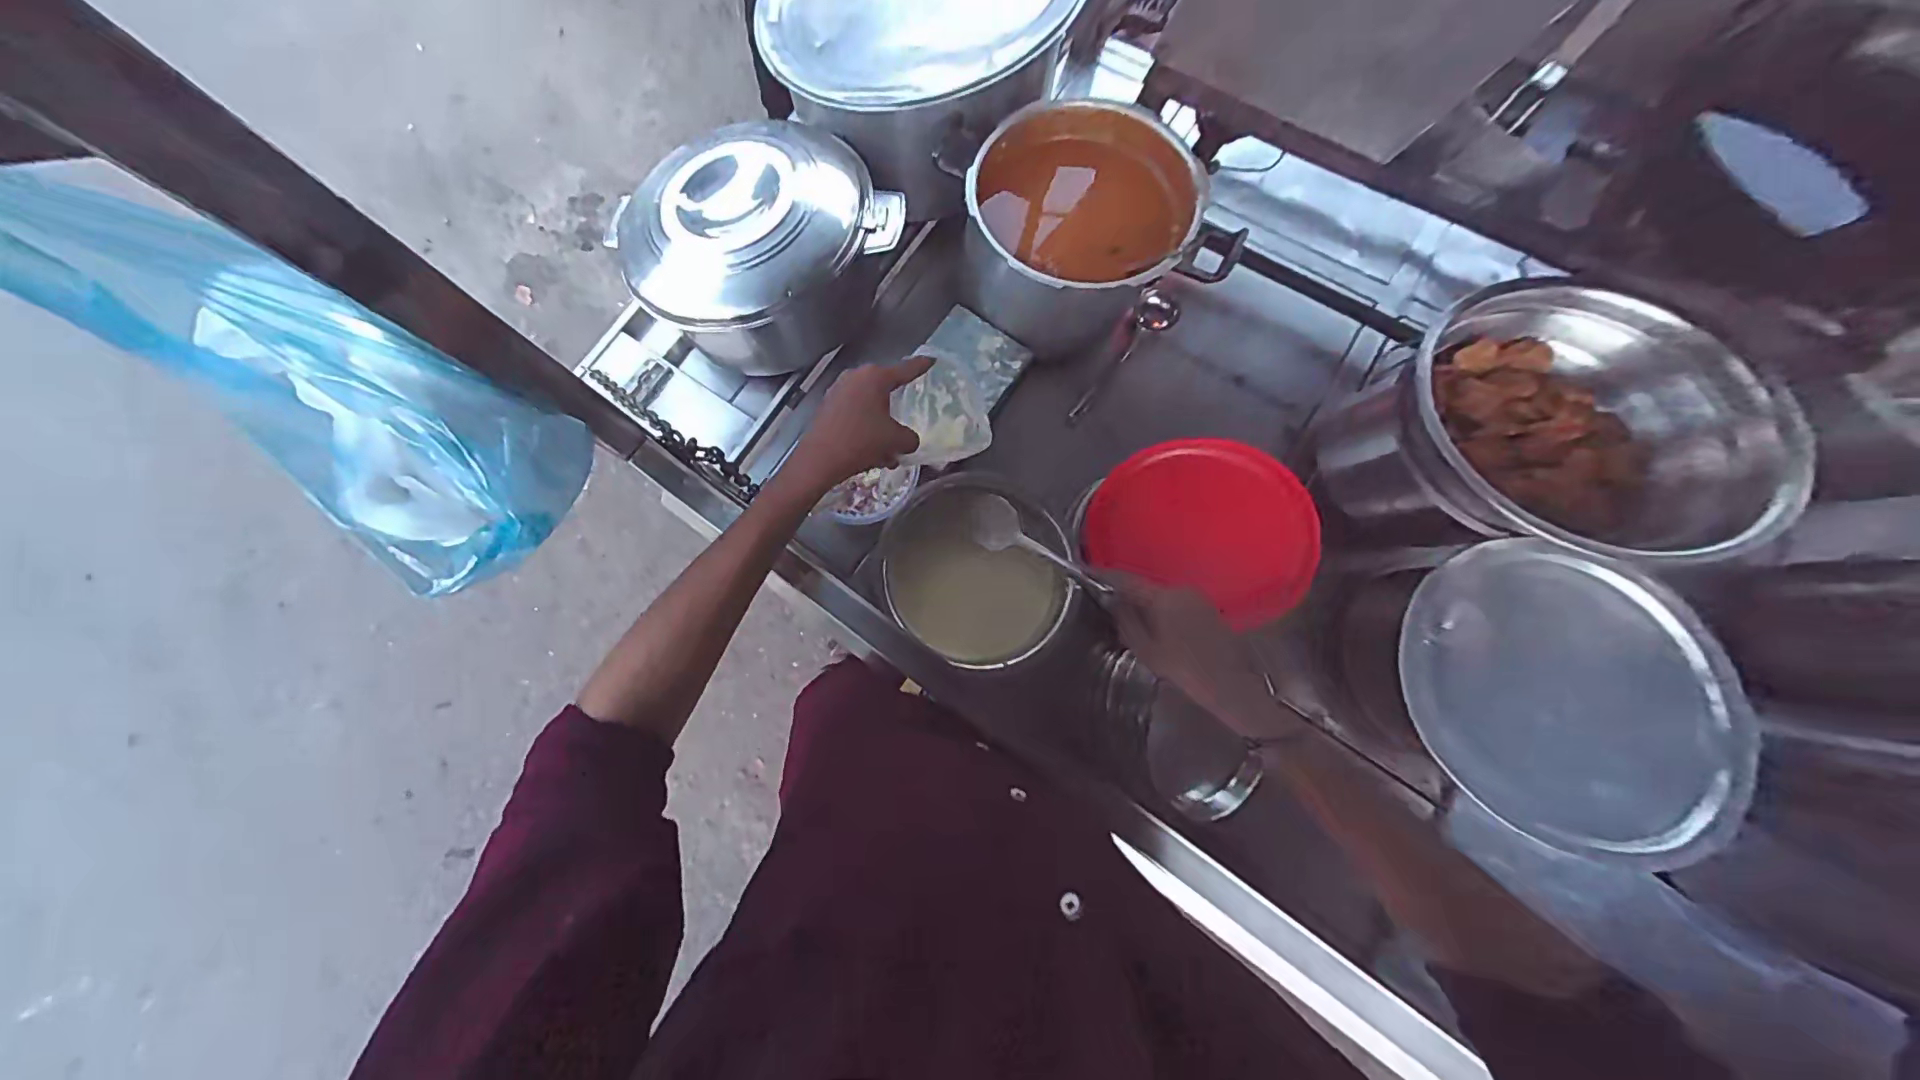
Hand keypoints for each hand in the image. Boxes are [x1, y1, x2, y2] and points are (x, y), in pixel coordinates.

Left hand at [782, 355, 932, 494]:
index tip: (931, 360)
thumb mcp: (896, 441)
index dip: (921, 366)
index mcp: (875, 378)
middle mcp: (855, 377)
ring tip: (888, 451)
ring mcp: (838, 391)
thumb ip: (910, 438)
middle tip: (905, 423)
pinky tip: (871, 453)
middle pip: (884, 390)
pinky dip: (865, 429)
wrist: (820, 459)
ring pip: (869, 406)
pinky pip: (855, 414)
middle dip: (896, 408)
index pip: (905, 369)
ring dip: (881, 426)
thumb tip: (909, 440)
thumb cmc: (861, 441)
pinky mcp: (828, 407)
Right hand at [1100, 572, 1294, 740]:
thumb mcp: (1144, 648)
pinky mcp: (1207, 609)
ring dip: (1144, 604)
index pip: (1127, 579)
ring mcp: (1197, 598)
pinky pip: (1175, 604)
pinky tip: (1155, 628)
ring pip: (1160, 596)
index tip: (1088, 576)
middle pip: (1145, 586)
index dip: (1104, 576)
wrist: (1230, 685)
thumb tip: (1110, 600)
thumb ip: (1125, 620)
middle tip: (1106, 605)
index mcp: (1163, 596)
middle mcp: (1181, 590)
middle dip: (1125, 594)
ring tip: (1129, 620)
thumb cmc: (1183, 668)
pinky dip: (1161, 611)